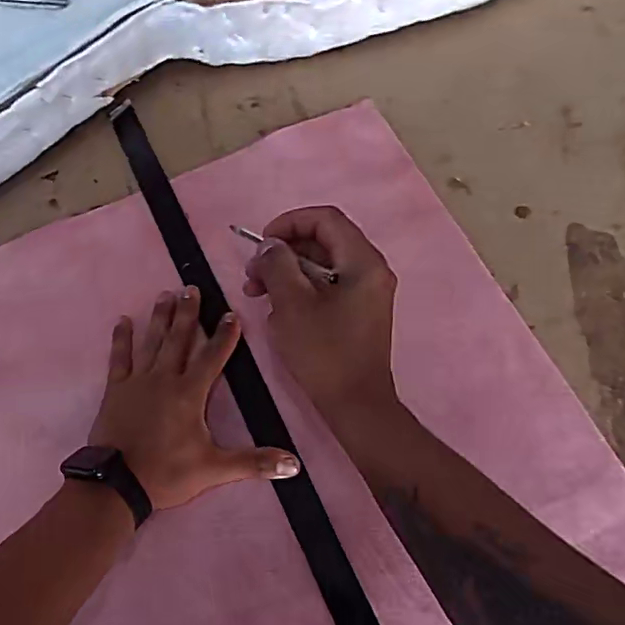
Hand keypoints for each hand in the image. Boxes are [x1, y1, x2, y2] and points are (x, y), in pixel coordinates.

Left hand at [89, 286, 299, 509]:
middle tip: (192, 288)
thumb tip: (294, 465)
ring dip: (160, 318)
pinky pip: (119, 358)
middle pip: (179, 339)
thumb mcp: (215, 469)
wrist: (116, 483)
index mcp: (190, 394)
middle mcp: (164, 380)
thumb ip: (254, 462)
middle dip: (188, 313)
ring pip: (152, 342)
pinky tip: (123, 321)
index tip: (231, 314)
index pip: (213, 357)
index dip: (225, 336)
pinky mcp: (115, 391)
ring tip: (165, 295)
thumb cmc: (167, 473)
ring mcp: (137, 382)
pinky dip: (122, 340)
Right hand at [242, 206, 400, 420]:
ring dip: (288, 276)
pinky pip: (328, 291)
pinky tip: (280, 314)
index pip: (325, 219)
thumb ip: (278, 265)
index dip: (288, 223)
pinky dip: (301, 294)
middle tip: (253, 277)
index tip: (261, 244)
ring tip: (259, 296)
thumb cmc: (324, 354)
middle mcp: (371, 272)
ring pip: (322, 269)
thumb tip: (271, 247)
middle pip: (323, 243)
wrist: (355, 404)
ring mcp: (367, 295)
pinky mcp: (359, 316)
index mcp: (362, 262)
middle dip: (283, 254)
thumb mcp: (292, 304)